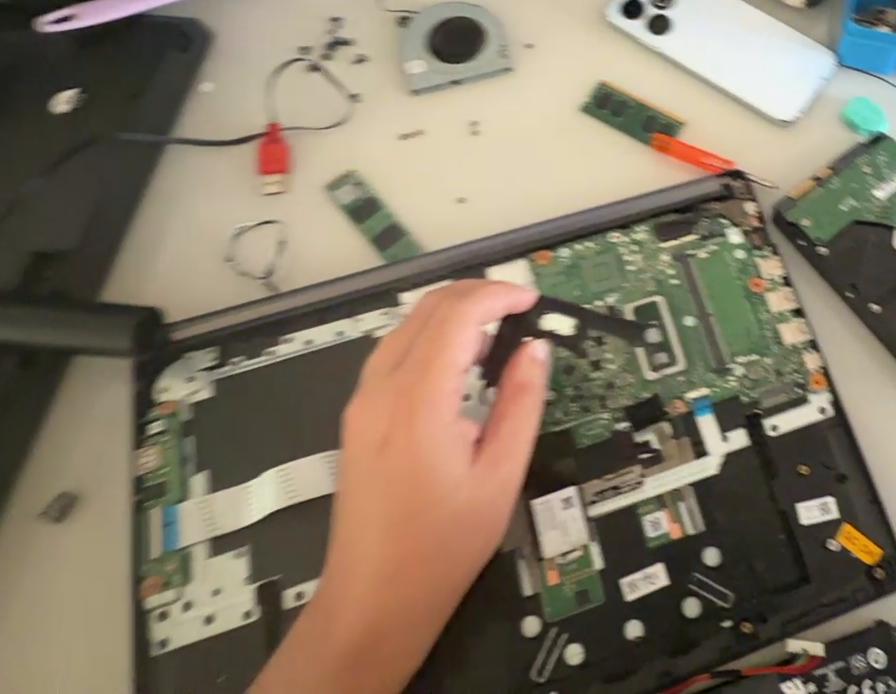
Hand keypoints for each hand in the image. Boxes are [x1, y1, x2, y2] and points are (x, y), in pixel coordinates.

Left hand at [255, 280, 547, 692]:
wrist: (372, 601)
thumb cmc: (443, 545)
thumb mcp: (500, 475)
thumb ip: (521, 403)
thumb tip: (536, 350)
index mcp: (417, 401)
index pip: (456, 316)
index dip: (497, 296)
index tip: (531, 301)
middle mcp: (380, 389)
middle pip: (426, 309)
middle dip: (476, 295)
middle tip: (519, 309)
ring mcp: (362, 401)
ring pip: (407, 325)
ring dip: (452, 314)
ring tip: (497, 334)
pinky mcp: (359, 415)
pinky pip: (395, 352)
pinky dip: (431, 338)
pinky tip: (461, 363)